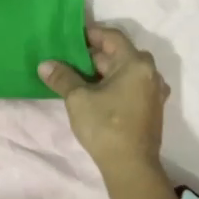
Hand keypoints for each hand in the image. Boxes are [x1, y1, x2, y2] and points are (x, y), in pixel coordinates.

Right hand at [39, 24, 170, 183]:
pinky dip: (112, 85)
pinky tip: (94, 95)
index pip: (112, 37)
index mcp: (136, 64)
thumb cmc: (105, 126)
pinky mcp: (150, 108)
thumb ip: (62, 78)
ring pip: (124, 72)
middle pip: (118, 54)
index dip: (90, 34)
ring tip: (76, 78)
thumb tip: (45, 64)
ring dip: (101, 72)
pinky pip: (129, 87)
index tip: (70, 38)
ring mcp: (153, 91)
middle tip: (67, 61)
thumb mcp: (78, 99)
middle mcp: (150, 73)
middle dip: (92, 56)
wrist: (131, 165)